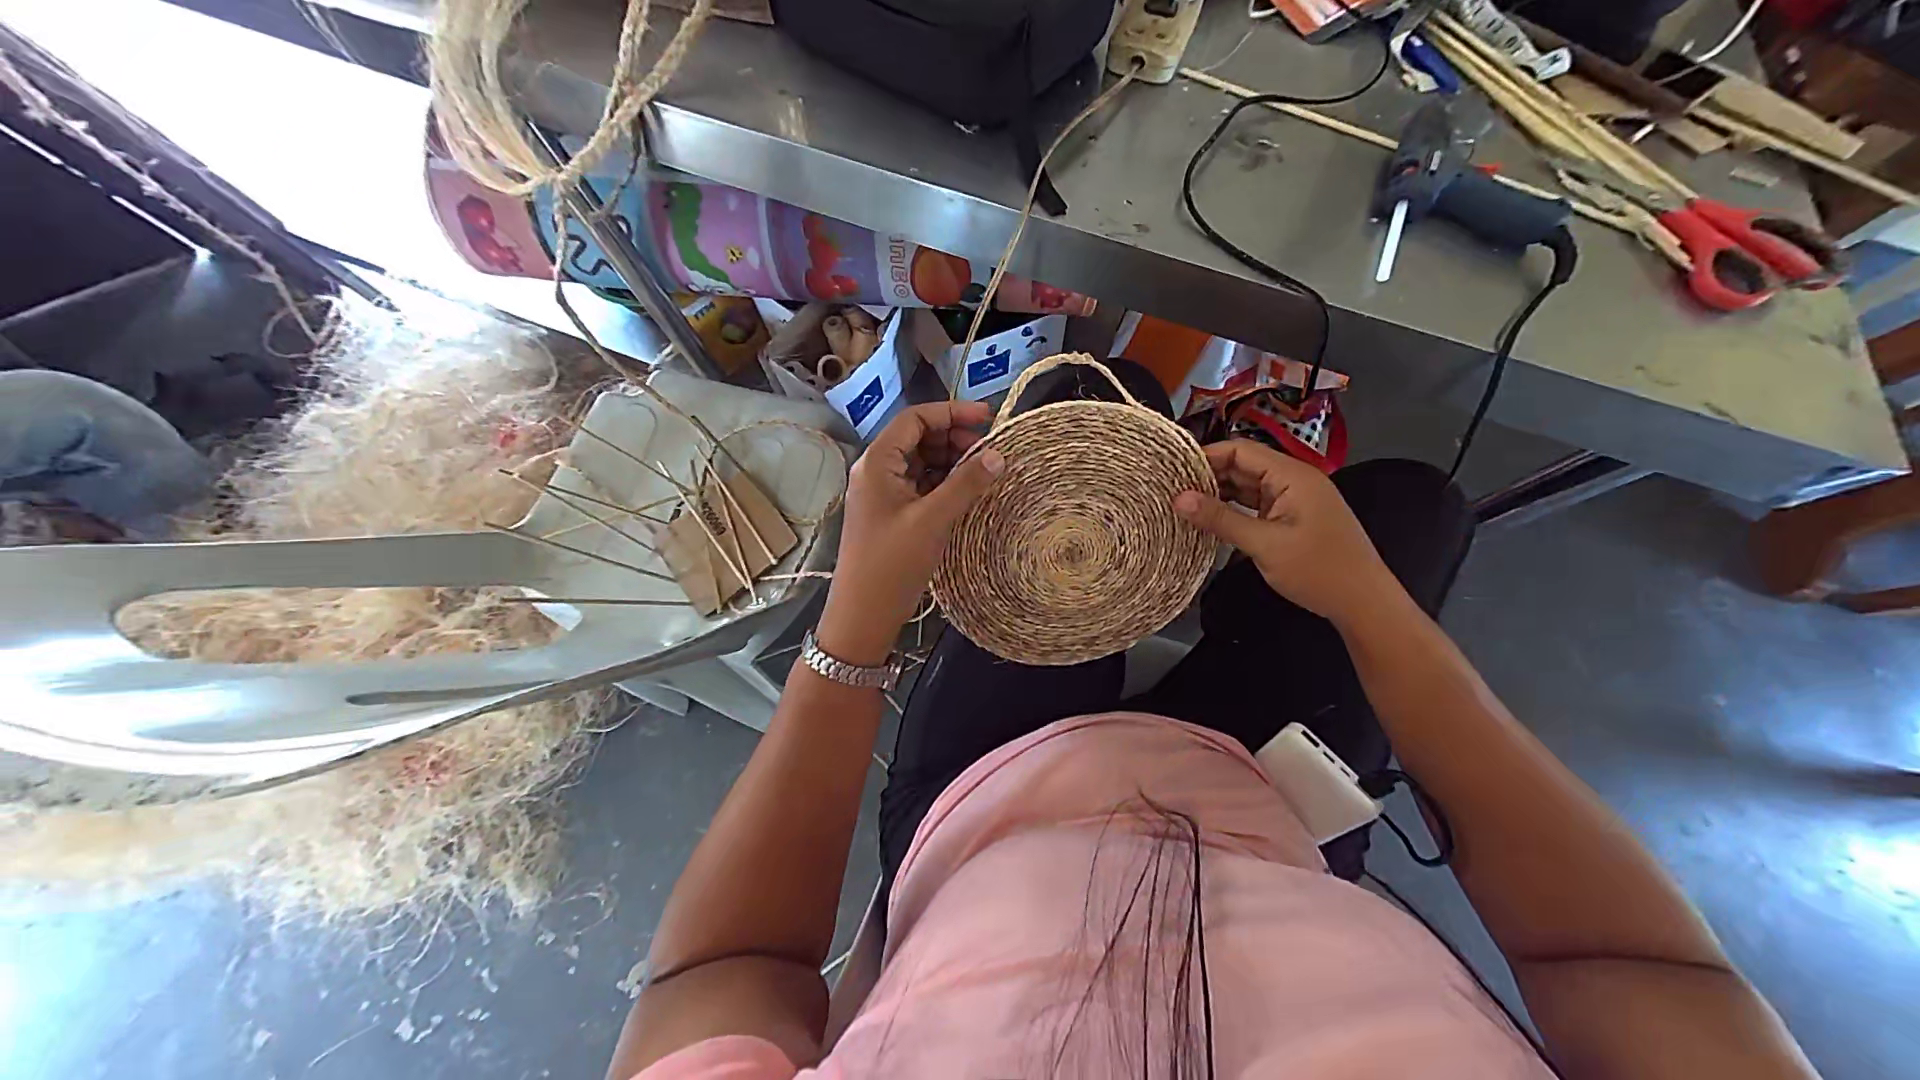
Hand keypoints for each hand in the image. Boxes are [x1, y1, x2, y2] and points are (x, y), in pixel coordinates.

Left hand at [817, 402, 1004, 664]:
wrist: (863, 614)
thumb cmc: (892, 563)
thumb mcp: (933, 520)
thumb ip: (966, 484)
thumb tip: (998, 455)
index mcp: (877, 462)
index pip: (915, 419)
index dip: (952, 413)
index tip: (988, 418)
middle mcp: (876, 471)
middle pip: (917, 437)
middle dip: (953, 437)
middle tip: (988, 451)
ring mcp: (882, 493)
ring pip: (920, 462)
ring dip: (950, 461)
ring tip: (981, 472)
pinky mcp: (890, 514)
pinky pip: (919, 485)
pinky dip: (943, 482)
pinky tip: (965, 491)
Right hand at [1172, 440, 1405, 628]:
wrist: (1364, 602)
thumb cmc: (1318, 570)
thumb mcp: (1264, 544)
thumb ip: (1220, 519)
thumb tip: (1180, 499)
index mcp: (1291, 476)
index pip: (1240, 450)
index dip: (1205, 456)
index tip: (1172, 471)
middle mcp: (1293, 480)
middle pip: (1243, 466)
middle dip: (1208, 476)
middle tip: (1170, 490)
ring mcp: (1293, 499)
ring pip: (1247, 487)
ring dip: (1218, 494)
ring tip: (1182, 504)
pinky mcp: (1291, 518)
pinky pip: (1255, 504)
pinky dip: (1232, 509)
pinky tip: (1209, 519)